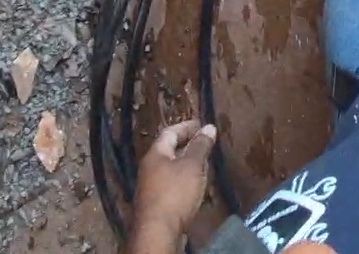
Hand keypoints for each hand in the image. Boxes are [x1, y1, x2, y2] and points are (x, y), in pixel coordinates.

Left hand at [130, 119, 215, 249]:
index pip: (170, 132)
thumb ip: (201, 145)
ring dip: (188, 165)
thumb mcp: (193, 165)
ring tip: (205, 165)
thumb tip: (209, 127)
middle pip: (170, 150)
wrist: (157, 234)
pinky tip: (196, 187)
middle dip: (189, 146)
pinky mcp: (155, 204)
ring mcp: (150, 188)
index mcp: (155, 155)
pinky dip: (184, 181)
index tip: (203, 126)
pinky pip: (172, 184)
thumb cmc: (175, 193)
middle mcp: (149, 169)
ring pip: (172, 169)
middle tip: (207, 145)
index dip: (187, 127)